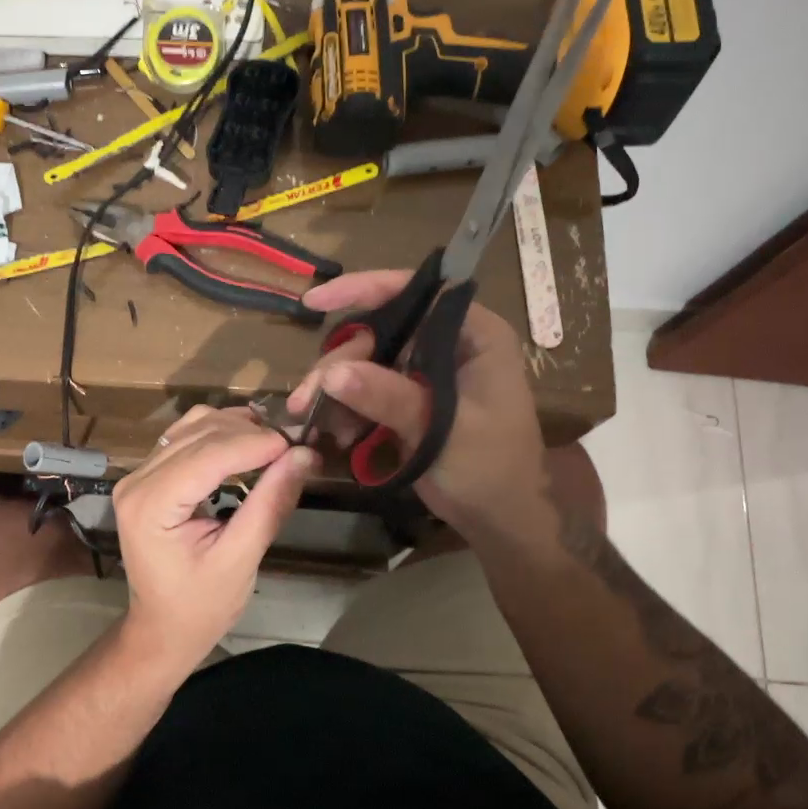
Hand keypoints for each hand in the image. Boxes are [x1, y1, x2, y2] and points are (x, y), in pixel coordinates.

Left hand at [114, 406, 315, 656]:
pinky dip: (219, 435)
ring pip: (193, 426)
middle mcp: (137, 481)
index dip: (256, 443)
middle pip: (200, 433)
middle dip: (250, 433)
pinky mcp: (148, 477)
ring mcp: (138, 476)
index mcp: (151, 505)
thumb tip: (304, 456)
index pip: (208, 455)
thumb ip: (270, 505)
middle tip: (295, 448)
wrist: (163, 627)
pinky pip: (185, 438)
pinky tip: (248, 446)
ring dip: (236, 428)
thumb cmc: (200, 605)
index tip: (299, 445)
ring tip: (276, 447)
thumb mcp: (241, 559)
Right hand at [288, 270, 550, 541]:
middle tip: (307, 396)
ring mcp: (427, 373)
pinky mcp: (410, 401)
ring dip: (335, 388)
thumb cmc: (489, 468)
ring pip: (367, 361)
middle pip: (380, 330)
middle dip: (340, 360)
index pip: (417, 292)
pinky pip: (368, 391)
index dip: (364, 289)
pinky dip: (346, 408)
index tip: (316, 302)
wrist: (500, 519)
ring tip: (312, 418)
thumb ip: (391, 398)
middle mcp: (448, 345)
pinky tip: (335, 431)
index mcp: (473, 335)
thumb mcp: (442, 430)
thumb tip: (334, 373)